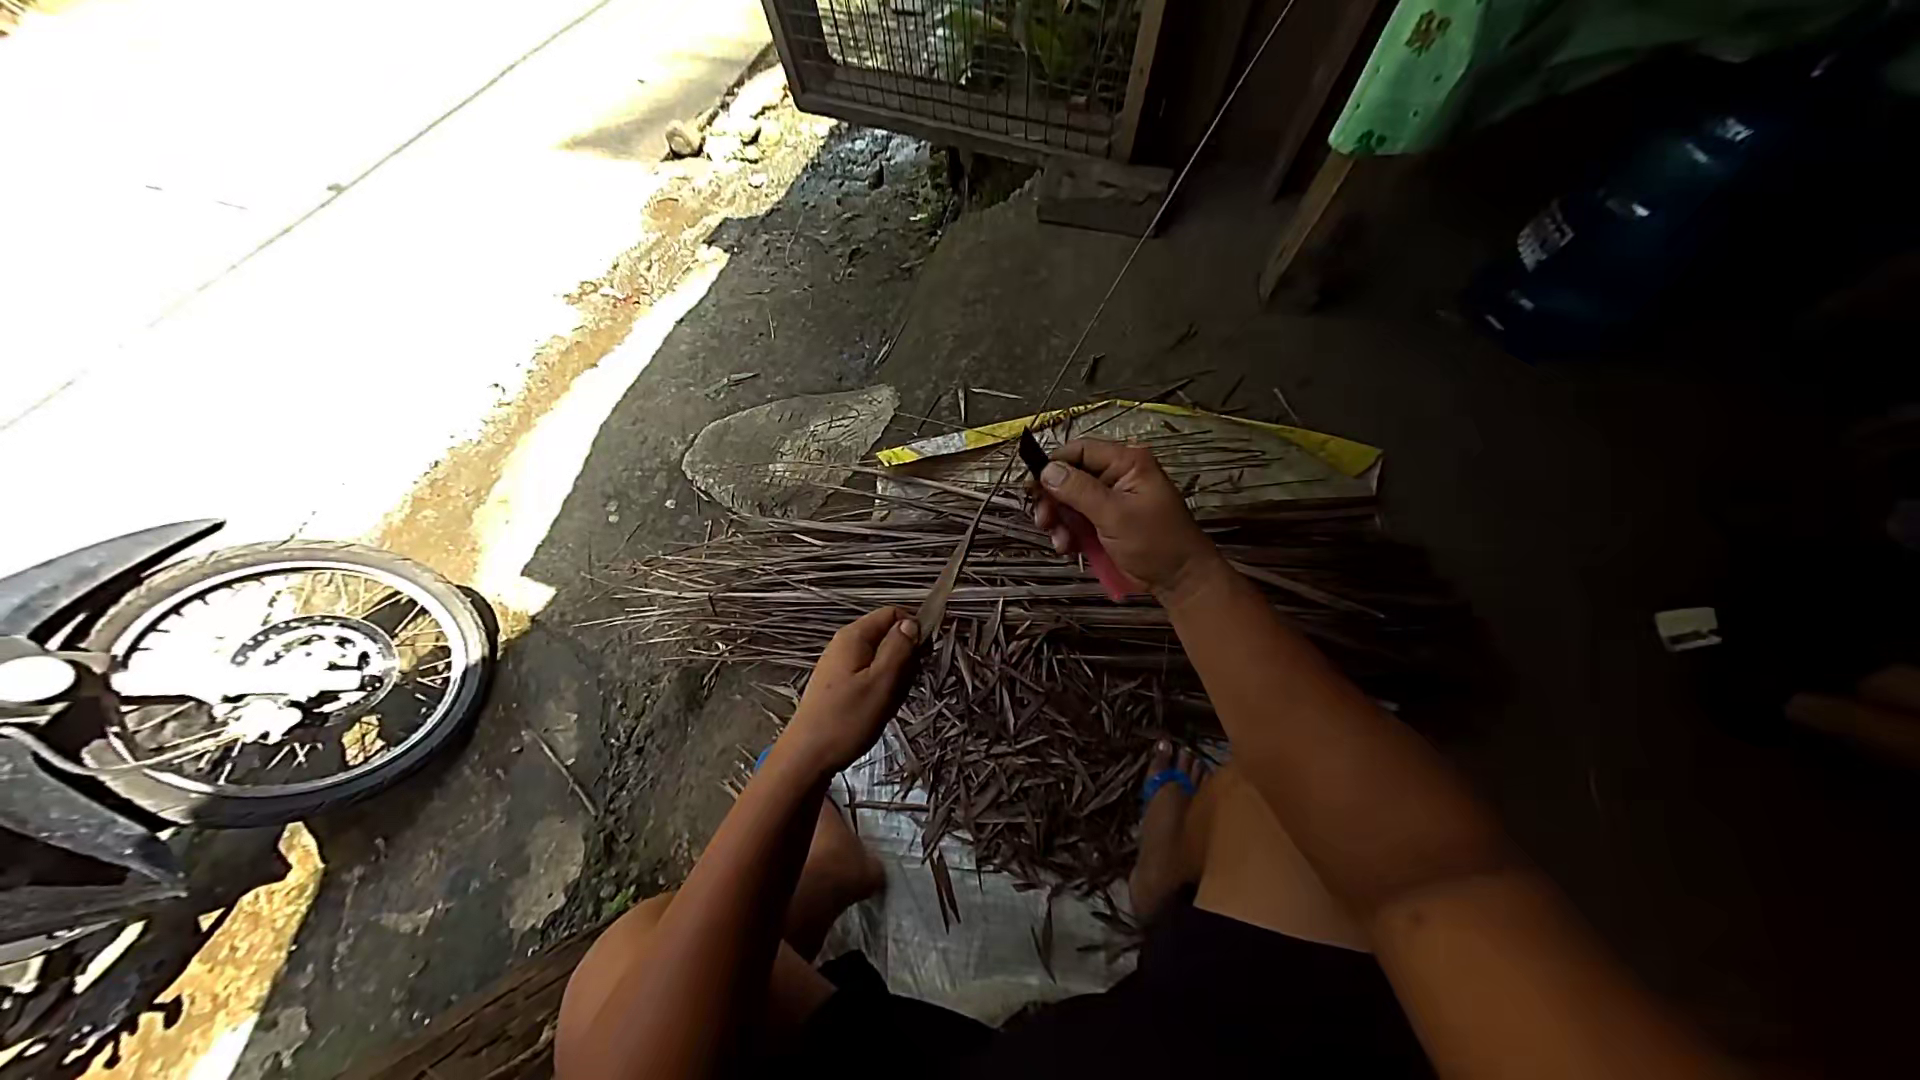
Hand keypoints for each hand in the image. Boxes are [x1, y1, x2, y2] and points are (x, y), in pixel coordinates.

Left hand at [778, 607, 919, 774]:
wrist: (807, 758)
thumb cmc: (847, 719)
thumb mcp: (882, 682)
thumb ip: (899, 648)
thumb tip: (912, 623)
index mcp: (854, 636)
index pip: (893, 613)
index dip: (914, 627)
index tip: (926, 654)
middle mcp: (845, 644)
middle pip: (888, 635)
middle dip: (905, 657)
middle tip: (903, 686)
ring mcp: (840, 665)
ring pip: (882, 659)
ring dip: (894, 677)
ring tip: (889, 702)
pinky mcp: (839, 684)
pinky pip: (870, 676)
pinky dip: (881, 688)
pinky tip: (878, 710)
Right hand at [1032, 439, 1222, 603]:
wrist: (1179, 580)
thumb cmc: (1157, 543)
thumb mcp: (1115, 514)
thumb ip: (1079, 490)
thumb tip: (1047, 470)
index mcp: (1127, 462)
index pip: (1080, 450)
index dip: (1054, 465)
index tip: (1034, 486)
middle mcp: (1117, 476)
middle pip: (1070, 476)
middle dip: (1053, 499)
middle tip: (1044, 519)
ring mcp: (1110, 500)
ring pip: (1069, 501)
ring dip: (1059, 520)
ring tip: (1061, 540)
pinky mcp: (1105, 521)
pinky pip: (1077, 520)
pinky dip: (1068, 533)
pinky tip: (1068, 547)